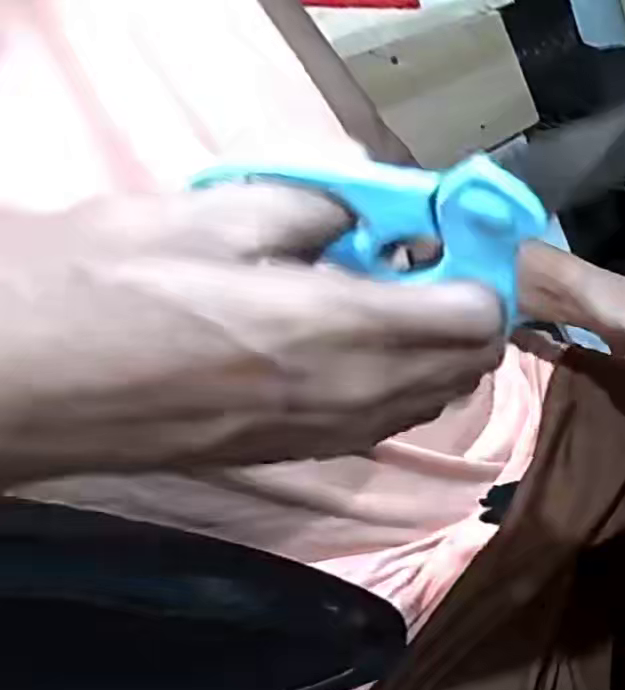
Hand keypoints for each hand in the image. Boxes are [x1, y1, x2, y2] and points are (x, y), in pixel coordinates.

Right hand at [0, 185, 504, 482]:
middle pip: (478, 357)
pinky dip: (419, 380)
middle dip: (474, 317)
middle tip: (431, 281)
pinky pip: (412, 412)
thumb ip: (304, 210)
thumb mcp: (194, 217)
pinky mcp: (336, 447)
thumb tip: (364, 214)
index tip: (454, 256)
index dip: (480, 283)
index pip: (480, 316)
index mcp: (353, 326)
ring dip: (449, 351)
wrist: (16, 386)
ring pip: (452, 388)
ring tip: (400, 314)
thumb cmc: (91, 288)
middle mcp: (377, 386)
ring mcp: (361, 425)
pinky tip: (372, 354)